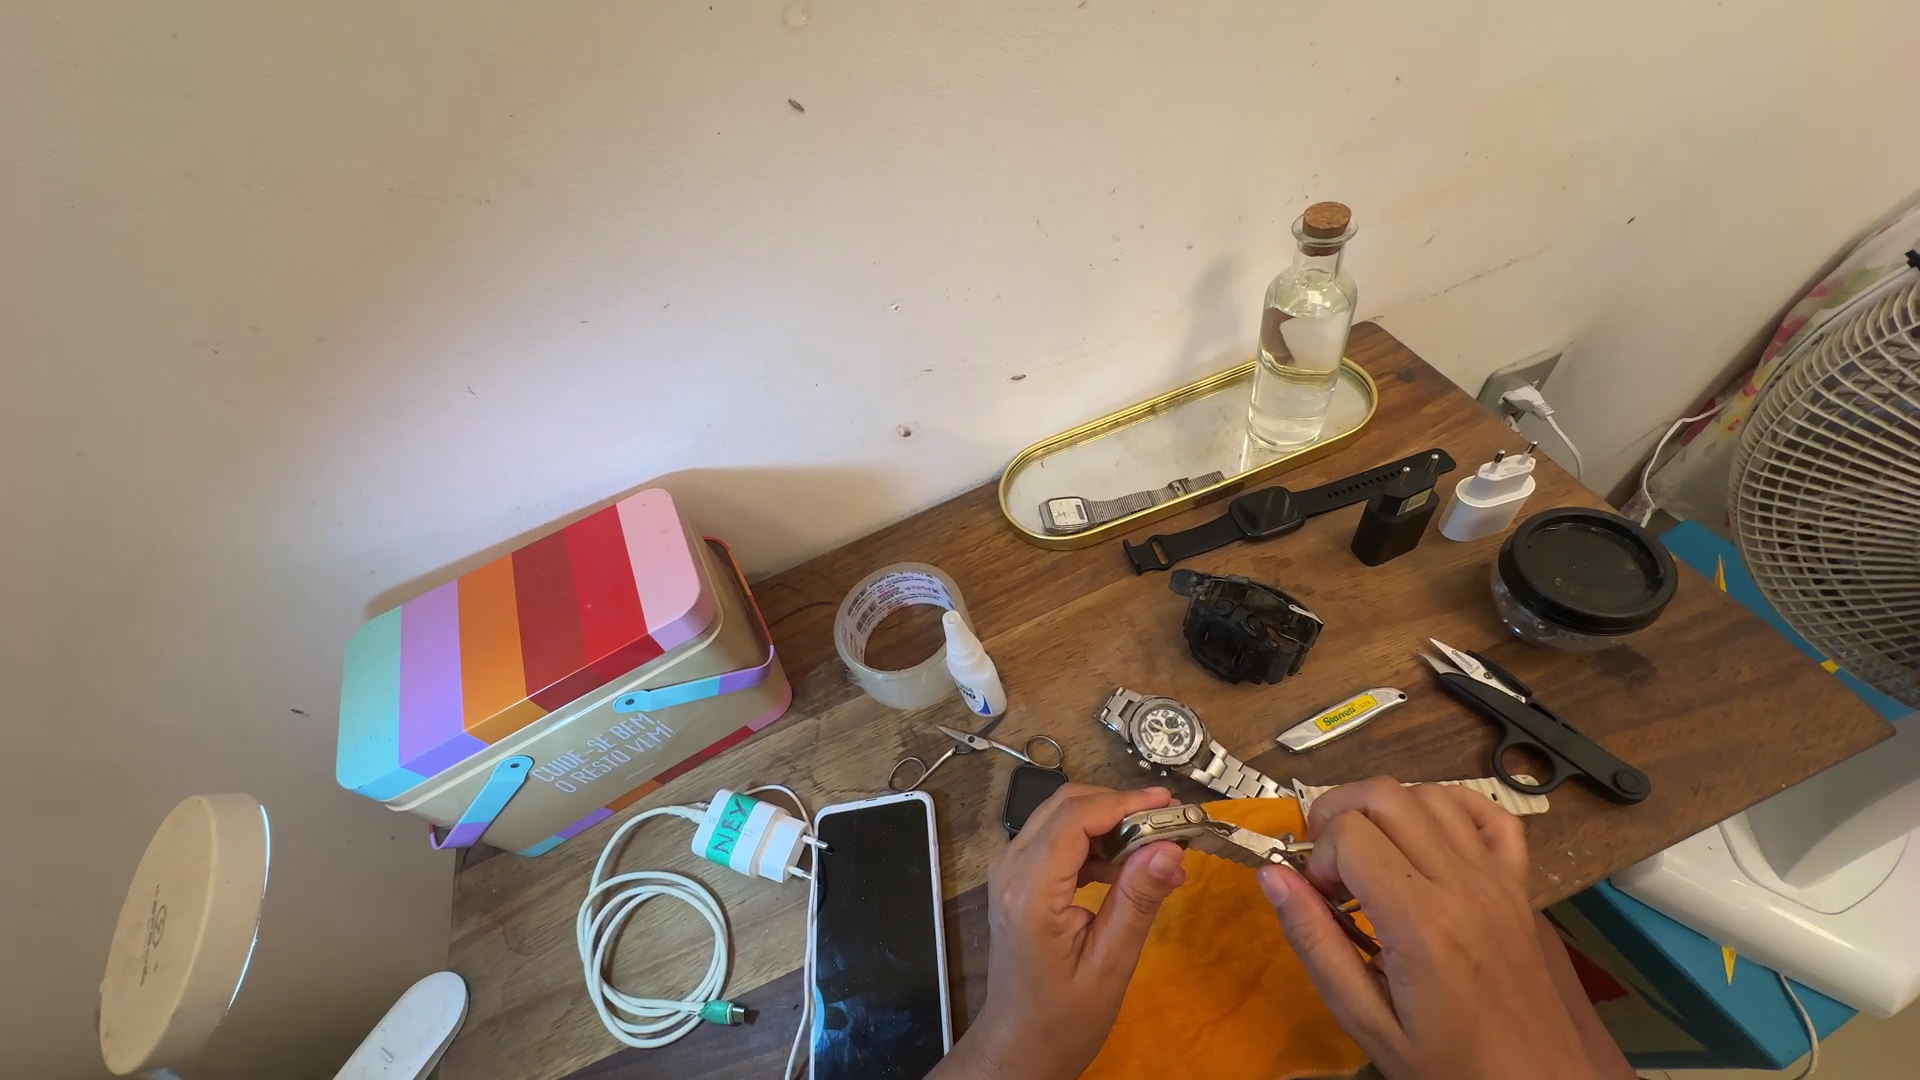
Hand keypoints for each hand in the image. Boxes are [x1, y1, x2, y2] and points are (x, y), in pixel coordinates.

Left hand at [931, 784, 1187, 1079]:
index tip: (1169, 803)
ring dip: (1108, 822)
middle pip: (1066, 806)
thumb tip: (1171, 848)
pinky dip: (1093, 841)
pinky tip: (1127, 866)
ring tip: (1156, 848)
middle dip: (1119, 806)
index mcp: (1030, 889)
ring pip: (1061, 816)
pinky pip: (1056, 838)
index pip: (1075, 819)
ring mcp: (1009, 868)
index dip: (1123, 802)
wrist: (1018, 1045)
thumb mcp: (1110, 965)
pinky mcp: (1016, 875)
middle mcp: (1010, 866)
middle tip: (1168, 822)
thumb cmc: (1064, 1018)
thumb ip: (1137, 900)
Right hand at [1258, 777, 1632, 1079]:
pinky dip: (1450, 807)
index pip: (1348, 833)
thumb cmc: (1451, 1067)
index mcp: (1422, 923)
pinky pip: (1489, 814)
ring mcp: (1498, 880)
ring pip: (1428, 794)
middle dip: (1338, 815)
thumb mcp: (1366, 1021)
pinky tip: (1425, 836)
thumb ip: (1314, 942)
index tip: (1321, 899)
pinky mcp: (1521, 886)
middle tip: (1332, 865)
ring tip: (1372, 852)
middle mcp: (1461, 885)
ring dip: (1384, 810)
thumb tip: (1271, 875)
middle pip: (1383, 795)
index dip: (1318, 857)